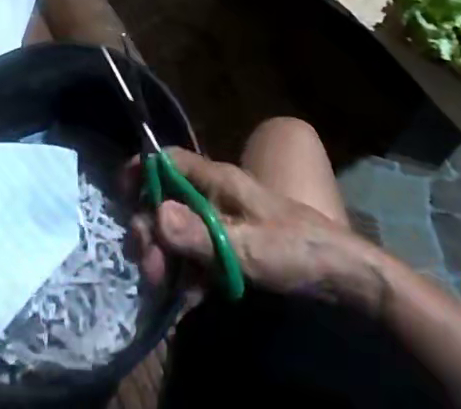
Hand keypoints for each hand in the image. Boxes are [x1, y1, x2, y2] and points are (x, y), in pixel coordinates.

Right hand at [128, 148, 387, 310]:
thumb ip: (200, 234)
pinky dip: (187, 274)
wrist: (339, 273)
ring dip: (166, 257)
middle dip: (150, 230)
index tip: (122, 198)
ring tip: (166, 288)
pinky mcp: (230, 247)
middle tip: (150, 268)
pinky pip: (196, 254)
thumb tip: (155, 214)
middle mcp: (216, 194)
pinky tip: (189, 299)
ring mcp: (223, 221)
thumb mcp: (246, 247)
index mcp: (219, 179)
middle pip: (166, 200)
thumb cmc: (295, 248)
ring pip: (178, 230)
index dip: (142, 171)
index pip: (170, 160)